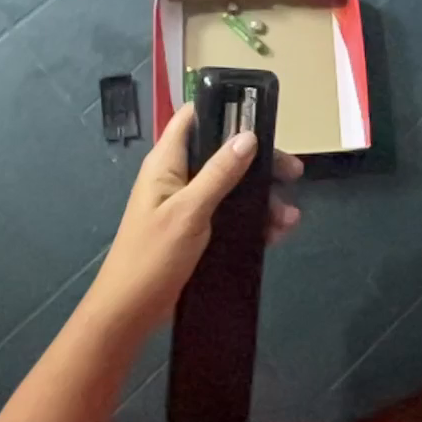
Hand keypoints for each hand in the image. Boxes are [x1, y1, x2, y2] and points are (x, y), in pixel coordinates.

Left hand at [82, 103, 301, 332]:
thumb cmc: (152, 256)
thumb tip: (248, 136)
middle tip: (292, 172)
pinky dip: (253, 220)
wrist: (130, 314)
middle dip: (258, 160)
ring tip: (290, 217)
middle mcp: (178, 176)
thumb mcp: (189, 211)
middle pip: (222, 153)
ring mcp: (188, 204)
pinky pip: (231, 215)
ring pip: (232, 186)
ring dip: (261, 196)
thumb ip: (219, 174)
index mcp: (167, 162)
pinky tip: (277, 232)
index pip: (193, 117)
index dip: (223, 108)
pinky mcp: (197, 230)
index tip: (259, 113)